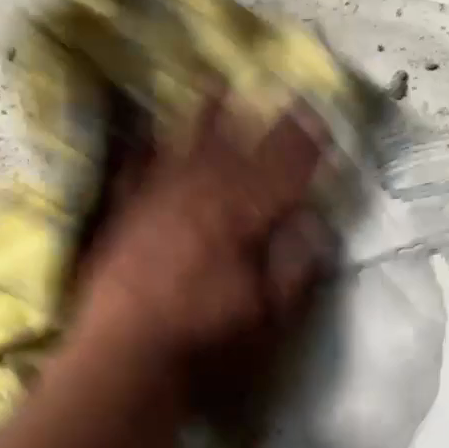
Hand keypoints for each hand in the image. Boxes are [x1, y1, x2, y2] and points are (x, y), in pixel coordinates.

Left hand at [71, 93, 337, 378]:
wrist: (126, 361)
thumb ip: (294, 269)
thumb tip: (314, 226)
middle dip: (266, 124)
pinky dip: (147, 147)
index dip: (304, 150)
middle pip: (238, 153)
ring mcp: (156, 204)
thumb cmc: (209, 347)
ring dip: (206, 117)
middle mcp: (197, 202)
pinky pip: (137, 169)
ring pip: (187, 150)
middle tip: (285, 97)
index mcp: (240, 226)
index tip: (323, 123)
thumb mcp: (270, 319)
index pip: (281, 178)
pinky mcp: (125, 217)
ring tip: (218, 86)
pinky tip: (151, 130)